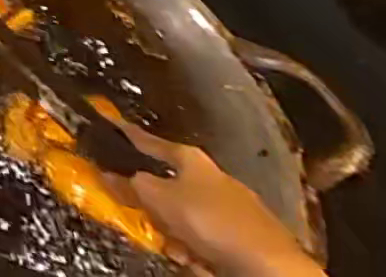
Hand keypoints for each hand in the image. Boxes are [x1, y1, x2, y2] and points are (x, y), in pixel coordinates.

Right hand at [104, 126, 322, 276]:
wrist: (275, 272)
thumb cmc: (210, 222)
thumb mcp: (158, 199)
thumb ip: (131, 184)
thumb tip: (111, 174)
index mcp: (191, 159)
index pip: (150, 141)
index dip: (128, 134)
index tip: (111, 124)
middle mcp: (213, 178)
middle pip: (170, 183)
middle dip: (155, 203)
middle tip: (145, 216)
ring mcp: (236, 209)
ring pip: (189, 214)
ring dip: (176, 231)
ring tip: (176, 249)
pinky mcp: (250, 239)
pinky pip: (210, 236)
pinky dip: (200, 247)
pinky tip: (198, 262)